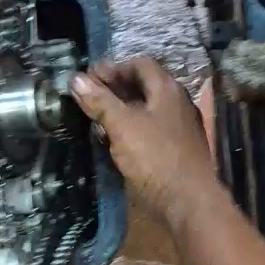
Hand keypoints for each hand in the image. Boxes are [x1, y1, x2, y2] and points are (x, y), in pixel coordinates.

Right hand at [68, 57, 225, 232]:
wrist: (188, 201)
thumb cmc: (155, 158)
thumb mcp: (122, 126)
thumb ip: (100, 101)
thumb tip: (76, 78)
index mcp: (168, 90)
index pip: (140, 64)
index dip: (113, 67)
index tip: (89, 79)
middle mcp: (178, 102)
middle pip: (145, 85)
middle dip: (116, 87)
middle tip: (90, 97)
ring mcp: (181, 125)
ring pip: (149, 107)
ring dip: (124, 108)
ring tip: (99, 118)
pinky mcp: (179, 147)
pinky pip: (153, 127)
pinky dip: (134, 126)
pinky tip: (118, 139)